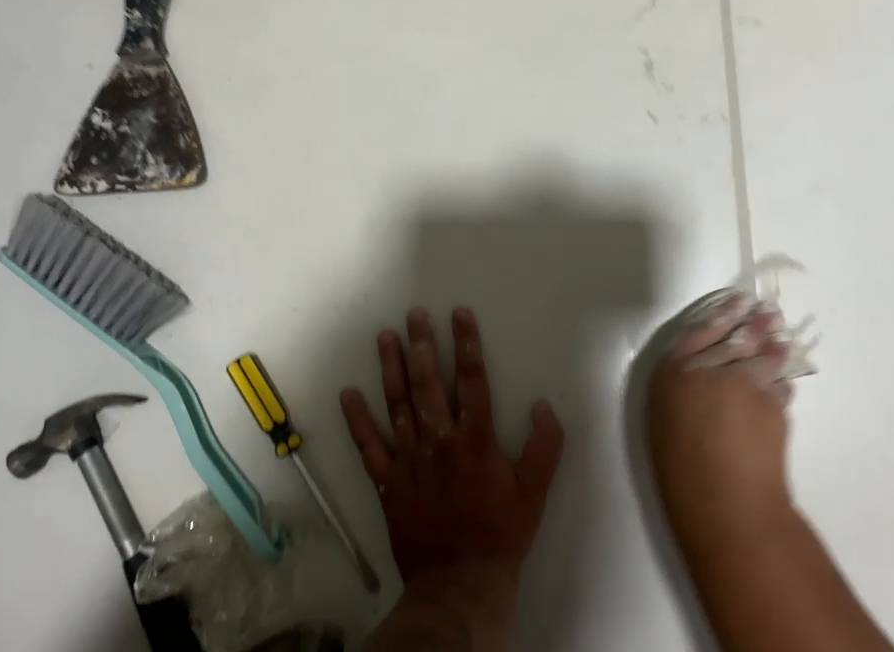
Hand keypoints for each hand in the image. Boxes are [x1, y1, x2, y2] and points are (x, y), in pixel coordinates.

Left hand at [342, 308, 563, 646]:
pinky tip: (348, 394)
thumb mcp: (535, 490)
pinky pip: (369, 446)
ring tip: (385, 336)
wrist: (459, 580)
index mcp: (476, 439)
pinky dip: (357, 420)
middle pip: (428, 383)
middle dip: (422, 345)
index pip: (472, 379)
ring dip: (390, 368)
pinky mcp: (389, 482)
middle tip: (414, 314)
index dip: (466, 343)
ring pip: (397, 405)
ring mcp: (410, 460)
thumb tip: (543, 406)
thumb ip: (545, 446)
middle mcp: (440, 441)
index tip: (459, 314)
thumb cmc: (501, 532)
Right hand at [648, 291, 794, 519]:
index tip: (737, 301)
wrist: (723, 501)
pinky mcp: (773, 401)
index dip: (721, 314)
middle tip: (769, 312)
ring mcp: (745, 381)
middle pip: (736, 337)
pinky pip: (779, 388)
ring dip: (774, 346)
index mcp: (673, 371)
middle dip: (754, 323)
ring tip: (782, 338)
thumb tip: (707, 377)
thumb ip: (685, 388)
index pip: (699, 331)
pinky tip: (784, 385)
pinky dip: (782, 385)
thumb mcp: (665, 419)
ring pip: (763, 356)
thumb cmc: (680, 468)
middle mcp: (709, 367)